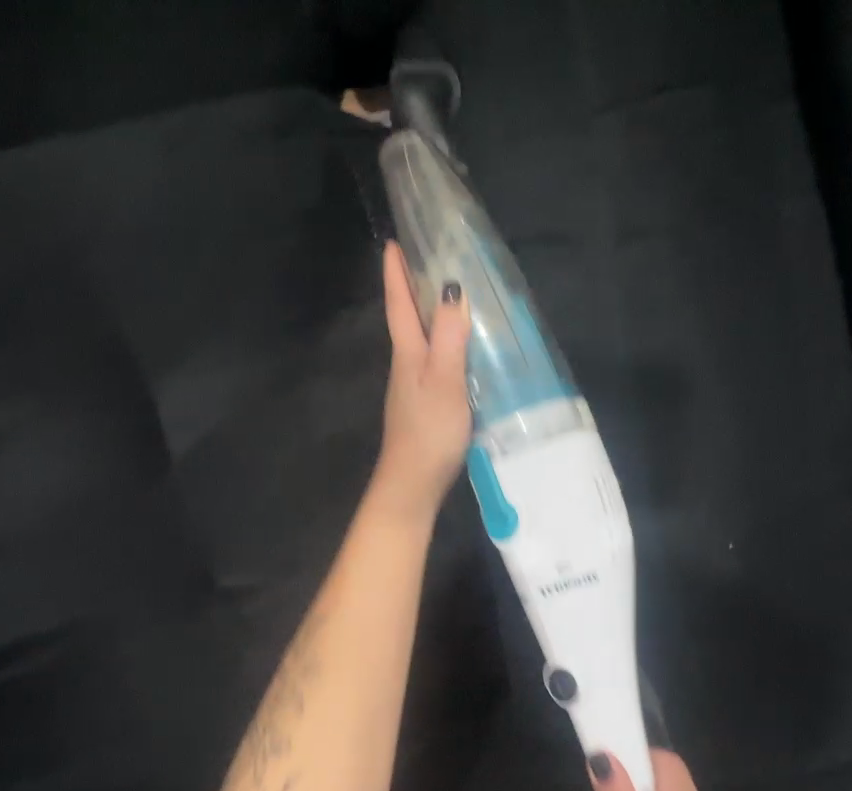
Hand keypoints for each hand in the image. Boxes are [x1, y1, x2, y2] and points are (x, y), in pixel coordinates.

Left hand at [368, 242, 471, 524]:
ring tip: (447, 296)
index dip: (396, 274)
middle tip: (424, 258)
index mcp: (409, 355)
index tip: (392, 243)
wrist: (412, 485)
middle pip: (407, 320)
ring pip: (420, 341)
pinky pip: (433, 362)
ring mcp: (413, 388)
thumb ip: (450, 338)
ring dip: (428, 316)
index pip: (399, 305)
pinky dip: (442, 345)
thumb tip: (452, 289)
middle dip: (411, 288)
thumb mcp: (445, 382)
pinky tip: (459, 350)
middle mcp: (406, 366)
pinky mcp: (424, 407)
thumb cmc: (428, 432)